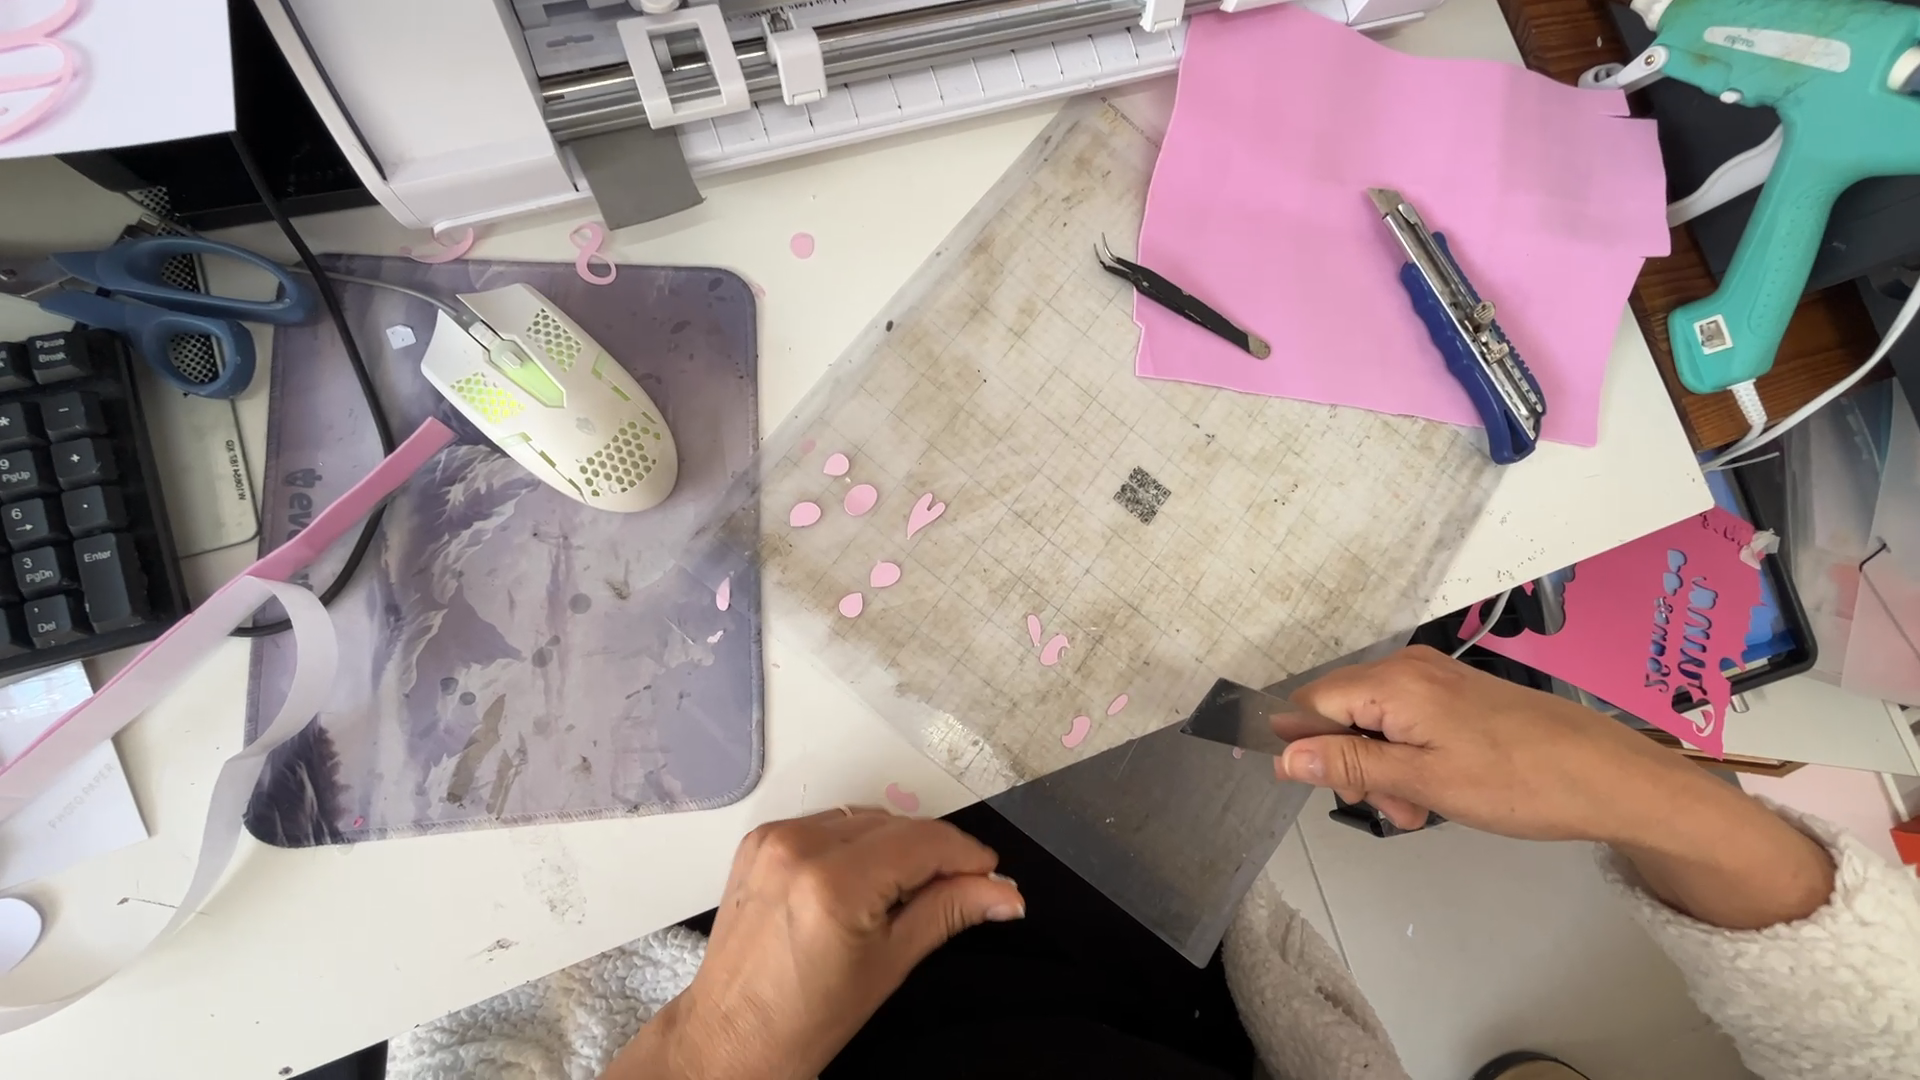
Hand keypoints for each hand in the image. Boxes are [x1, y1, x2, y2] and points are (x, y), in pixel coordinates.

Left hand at [607, 808, 1023, 1079]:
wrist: (727, 1039)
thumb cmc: (807, 1020)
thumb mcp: (891, 965)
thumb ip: (950, 911)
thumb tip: (1007, 893)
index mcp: (835, 884)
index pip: (922, 841)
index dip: (964, 853)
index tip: (989, 871)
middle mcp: (801, 846)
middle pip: (896, 824)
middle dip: (932, 851)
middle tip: (956, 886)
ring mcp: (776, 836)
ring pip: (865, 817)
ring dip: (894, 842)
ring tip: (902, 888)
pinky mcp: (761, 837)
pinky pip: (830, 821)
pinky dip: (856, 840)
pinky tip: (861, 877)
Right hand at [1276, 645, 1832, 928]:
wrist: (1620, 779)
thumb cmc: (1517, 783)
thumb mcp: (1422, 781)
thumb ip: (1347, 764)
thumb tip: (1282, 757)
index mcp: (1391, 681)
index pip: (1309, 703)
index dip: (1305, 745)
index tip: (1331, 789)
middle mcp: (1405, 666)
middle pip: (1340, 710)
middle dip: (1351, 761)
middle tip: (1392, 808)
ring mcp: (1434, 675)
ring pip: (1372, 717)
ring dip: (1380, 763)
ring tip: (1418, 806)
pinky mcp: (1456, 689)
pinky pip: (1404, 715)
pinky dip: (1406, 750)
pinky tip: (1435, 783)